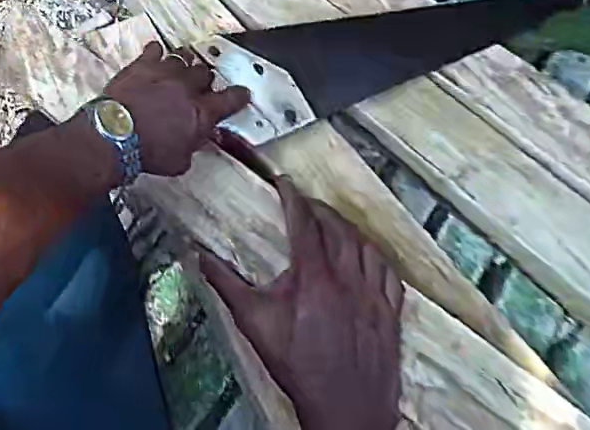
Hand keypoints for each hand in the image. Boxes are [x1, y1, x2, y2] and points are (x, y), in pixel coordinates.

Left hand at [102, 44, 248, 176]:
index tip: (241, 93)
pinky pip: (154, 50)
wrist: (115, 133)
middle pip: (204, 73)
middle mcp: (187, 87)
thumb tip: (195, 141)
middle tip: (200, 84)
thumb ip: (192, 146)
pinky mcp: (142, 64)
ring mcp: (165, 71)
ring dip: (184, 63)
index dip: (238, 96)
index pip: (230, 100)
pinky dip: (156, 52)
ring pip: (183, 58)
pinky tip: (155, 54)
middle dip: (204, 79)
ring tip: (181, 65)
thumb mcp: (179, 161)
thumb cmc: (146, 151)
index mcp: (201, 112)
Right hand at [198, 180, 403, 429]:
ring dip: (345, 226)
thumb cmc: (297, 365)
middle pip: (335, 226)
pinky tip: (365, 252)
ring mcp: (373, 295)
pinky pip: (388, 271)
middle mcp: (346, 279)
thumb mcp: (254, 323)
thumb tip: (199, 255)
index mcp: (312, 276)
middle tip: (302, 202)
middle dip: (317, 207)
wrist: (344, 412)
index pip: (303, 221)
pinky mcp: (391, 313)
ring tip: (330, 221)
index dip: (292, 196)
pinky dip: (375, 254)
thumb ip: (225, 284)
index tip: (284, 182)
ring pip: (363, 244)